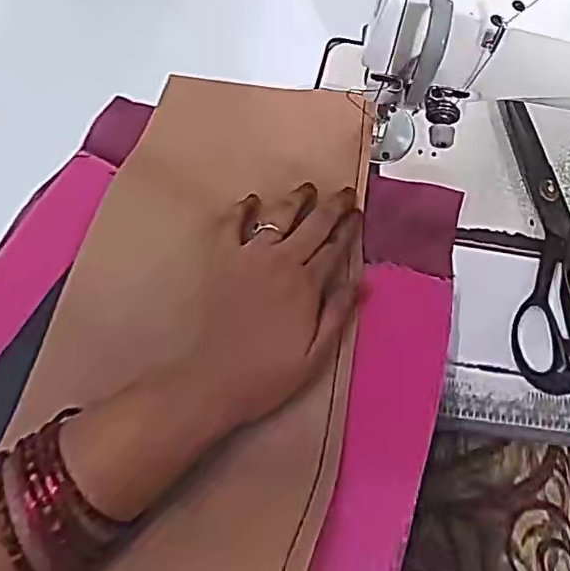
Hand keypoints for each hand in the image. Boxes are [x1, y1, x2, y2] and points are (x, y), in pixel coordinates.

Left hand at [176, 184, 362, 426]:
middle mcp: (282, 261)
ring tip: (307, 189)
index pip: (335, 247)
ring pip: (280, 214)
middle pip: (315, 224)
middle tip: (344, 193)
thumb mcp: (314, 356)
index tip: (357, 214)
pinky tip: (252, 201)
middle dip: (333, 206)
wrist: (209, 381)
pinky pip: (233, 223)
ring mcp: (250, 255)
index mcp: (307, 284)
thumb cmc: (265, 374)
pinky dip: (244, 209)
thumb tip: (360, 281)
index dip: (349, 228)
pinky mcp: (222, 257)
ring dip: (297, 199)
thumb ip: (338, 314)